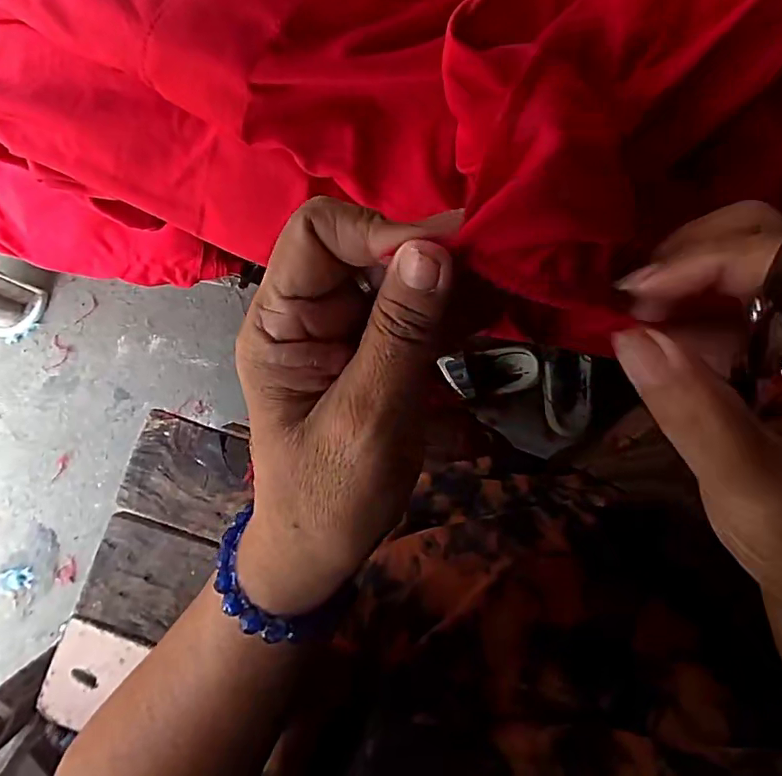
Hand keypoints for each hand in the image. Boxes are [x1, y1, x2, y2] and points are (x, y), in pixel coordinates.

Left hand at [233, 197, 460, 614]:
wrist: (322, 551)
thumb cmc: (328, 497)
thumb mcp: (366, 419)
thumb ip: (399, 334)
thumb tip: (432, 250)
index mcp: (280, 319)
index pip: (317, 233)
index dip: (376, 230)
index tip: (439, 254)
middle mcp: (310, 308)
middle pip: (365, 245)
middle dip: (426, 251)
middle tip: (492, 262)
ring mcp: (346, 324)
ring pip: (399, 270)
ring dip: (451, 274)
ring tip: (502, 282)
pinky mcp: (378, 343)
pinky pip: (418, 305)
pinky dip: (456, 302)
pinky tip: (495, 305)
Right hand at [611, 201, 781, 643]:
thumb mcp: (756, 500)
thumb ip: (695, 416)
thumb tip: (628, 336)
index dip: (712, 261)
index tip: (637, 295)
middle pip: (775, 244)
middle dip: (694, 258)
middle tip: (633, 303)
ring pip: (743, 264)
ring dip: (680, 283)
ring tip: (633, 324)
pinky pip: (724, 304)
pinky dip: (679, 311)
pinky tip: (652, 342)